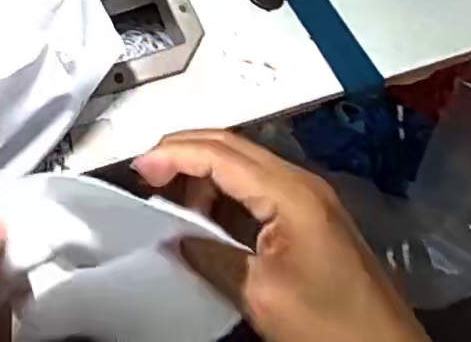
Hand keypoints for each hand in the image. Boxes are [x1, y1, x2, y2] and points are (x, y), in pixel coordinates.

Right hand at [133, 130, 426, 341]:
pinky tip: (203, 212)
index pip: (221, 154)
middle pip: (231, 145)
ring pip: (242, 162)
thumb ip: (213, 257)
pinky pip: (255, 186)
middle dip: (185, 150)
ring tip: (169, 195)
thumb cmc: (331, 326)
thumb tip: (174, 236)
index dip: (176, 155)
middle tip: (146, 170)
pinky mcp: (307, 214)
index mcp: (289, 190)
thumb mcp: (263, 297)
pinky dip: (224, 191)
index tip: (139, 167)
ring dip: (203, 170)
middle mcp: (297, 179)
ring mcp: (305, 194)